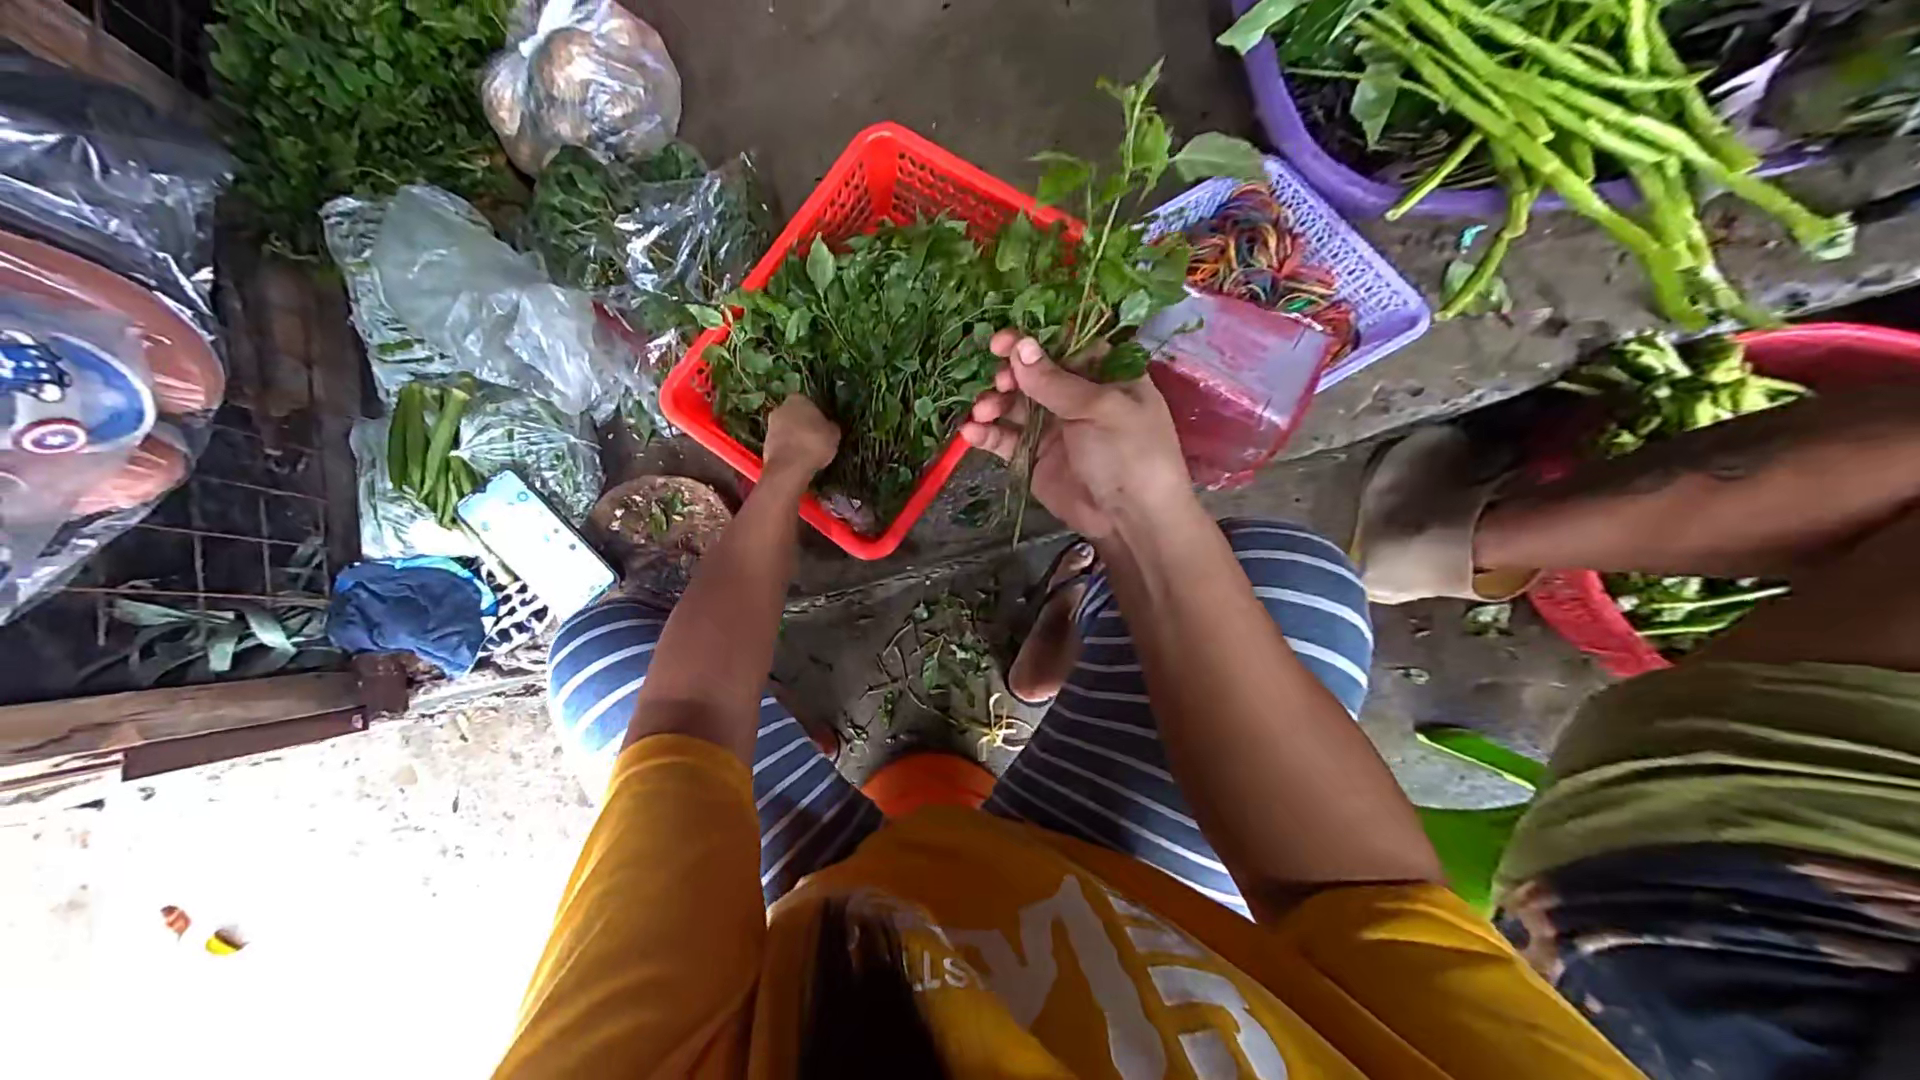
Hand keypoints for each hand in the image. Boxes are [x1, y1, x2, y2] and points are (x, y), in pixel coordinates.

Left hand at [761, 394, 839, 478]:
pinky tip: (798, 459)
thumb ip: (831, 426)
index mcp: (798, 399)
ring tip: (808, 451)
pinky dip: (789, 449)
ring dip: (795, 438)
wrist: (789, 467)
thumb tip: (829, 426)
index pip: (810, 403)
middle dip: (804, 425)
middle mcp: (781, 408)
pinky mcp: (765, 443)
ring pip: (787, 430)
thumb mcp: (834, 434)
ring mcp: (770, 426)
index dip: (818, 416)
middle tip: (816, 439)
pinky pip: (782, 443)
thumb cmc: (815, 443)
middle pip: (795, 416)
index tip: (824, 428)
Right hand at [961, 331, 1193, 540]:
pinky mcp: (1034, 458)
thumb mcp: (1100, 409)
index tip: (1001, 342)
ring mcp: (1053, 428)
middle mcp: (1075, 397)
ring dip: (993, 403)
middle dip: (1009, 374)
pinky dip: (987, 434)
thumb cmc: (1130, 453)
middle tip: (997, 381)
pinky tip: (970, 433)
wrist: (1132, 520)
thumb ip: (1056, 381)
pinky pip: (1005, 439)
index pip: (1063, 346)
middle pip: (1032, 374)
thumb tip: (1019, 347)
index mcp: (1103, 375)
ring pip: (1013, 405)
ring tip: (982, 411)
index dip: (1031, 342)